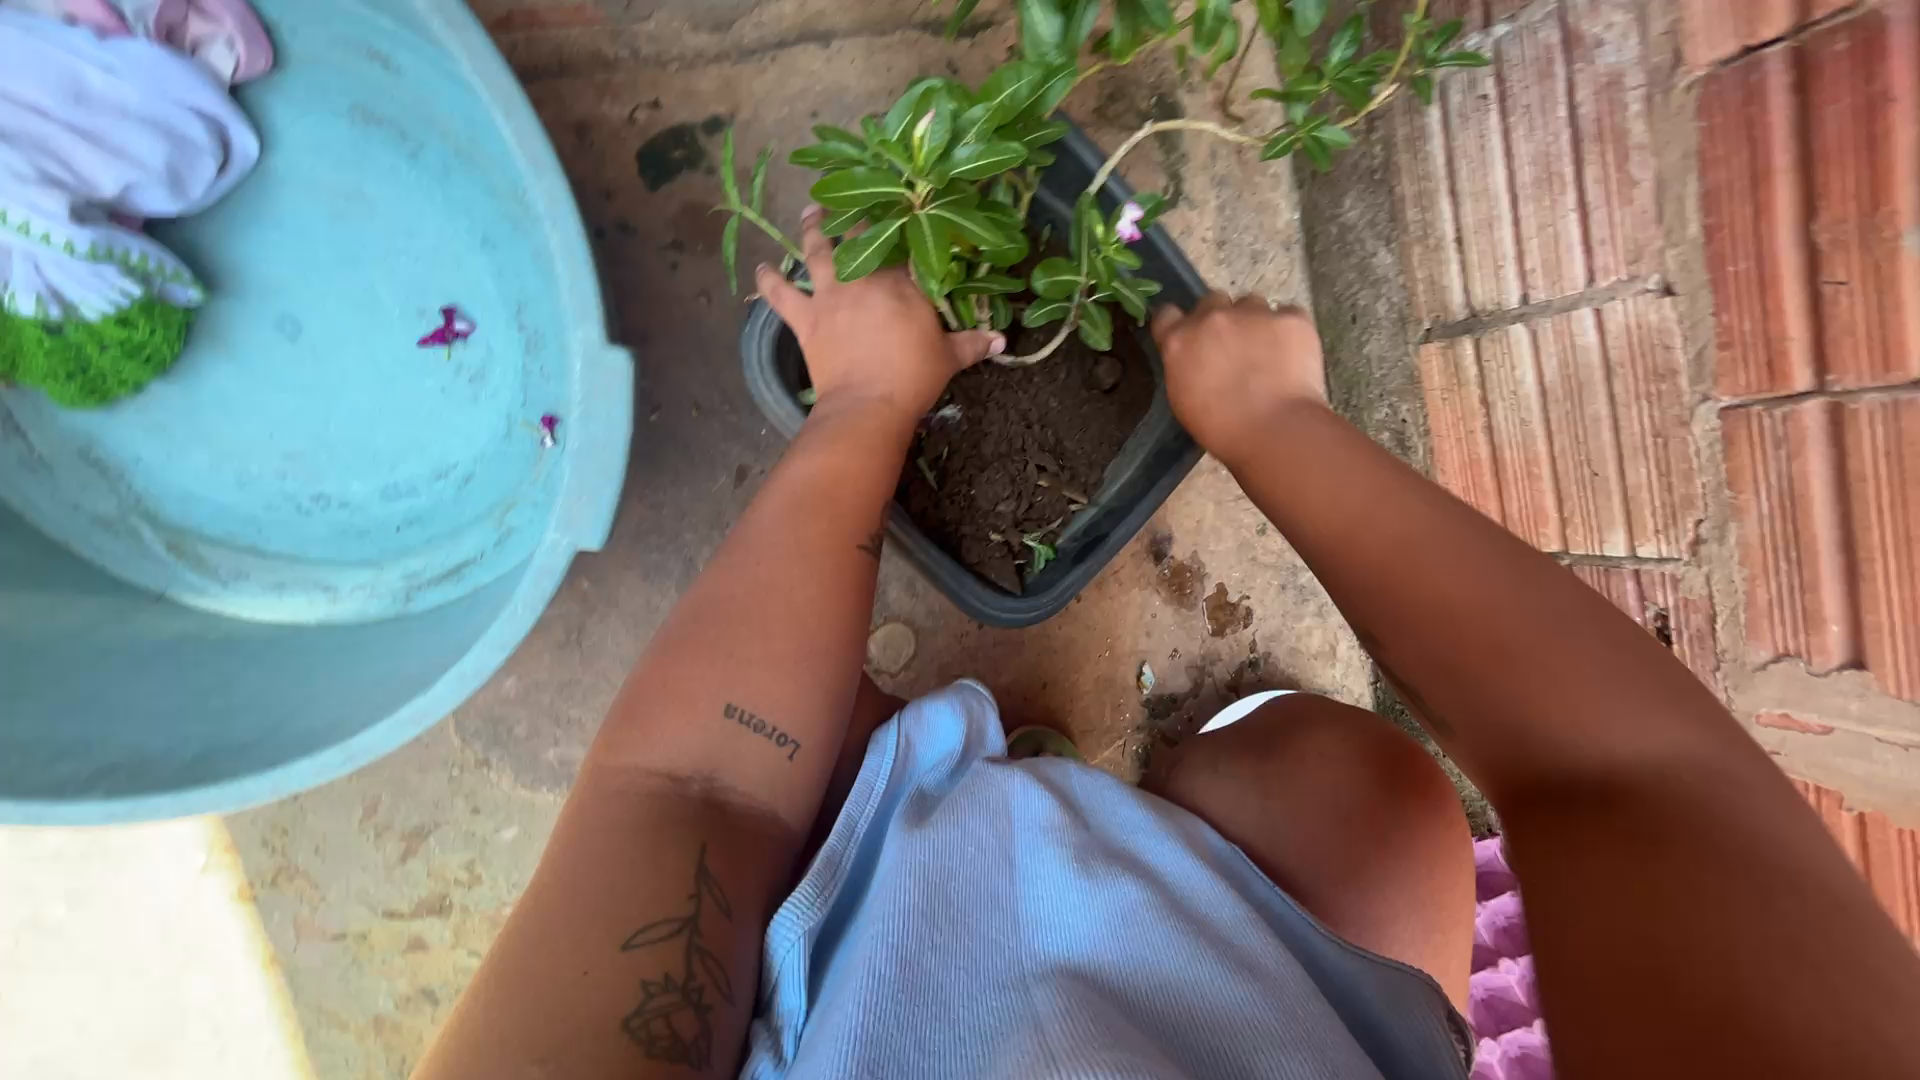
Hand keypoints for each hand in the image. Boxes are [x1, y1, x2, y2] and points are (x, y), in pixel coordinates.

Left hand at [757, 206, 1004, 425]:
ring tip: (810, 211)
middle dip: (861, 216)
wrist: (869, 405)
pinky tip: (760, 269)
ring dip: (812, 229)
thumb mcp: (949, 359)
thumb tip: (1003, 341)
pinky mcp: (806, 318)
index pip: (906, 247)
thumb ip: (974, 344)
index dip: (907, 227)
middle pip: (862, 238)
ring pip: (818, 252)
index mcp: (902, 284)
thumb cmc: (913, 379)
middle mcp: (864, 278)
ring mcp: (832, 295)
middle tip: (860, 199)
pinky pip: (781, 295)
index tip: (909, 208)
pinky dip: (769, 282)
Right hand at [1151, 292, 1327, 464]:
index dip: (1178, 322)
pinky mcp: (1291, 317)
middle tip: (1231, 346)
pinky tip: (1291, 355)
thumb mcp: (1183, 398)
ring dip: (1254, 321)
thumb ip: (1184, 366)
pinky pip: (1287, 313)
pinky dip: (1288, 329)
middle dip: (1219, 318)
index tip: (1187, 334)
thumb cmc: (1219, 427)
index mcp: (1180, 340)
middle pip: (1212, 300)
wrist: (1273, 429)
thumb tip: (1196, 359)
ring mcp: (1254, 313)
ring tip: (1266, 351)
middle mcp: (1212, 317)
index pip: (1167, 314)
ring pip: (1252, 303)